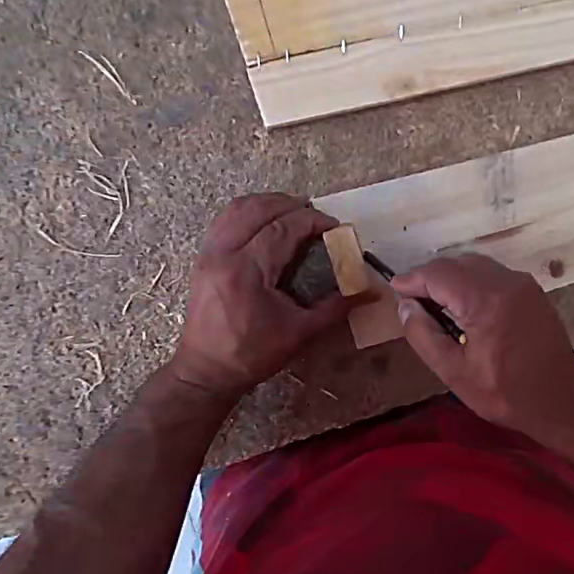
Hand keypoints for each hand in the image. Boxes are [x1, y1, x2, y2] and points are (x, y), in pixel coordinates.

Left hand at [168, 194, 351, 399]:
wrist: (206, 370)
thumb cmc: (253, 354)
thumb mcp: (301, 332)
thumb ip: (336, 306)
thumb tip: (370, 291)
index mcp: (246, 271)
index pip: (283, 229)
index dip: (313, 221)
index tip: (335, 227)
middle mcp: (223, 253)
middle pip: (258, 209)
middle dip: (292, 205)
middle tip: (317, 217)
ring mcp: (208, 252)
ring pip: (238, 208)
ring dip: (269, 204)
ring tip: (294, 212)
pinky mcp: (203, 257)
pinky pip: (225, 219)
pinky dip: (249, 212)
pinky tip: (267, 223)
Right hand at [392, 254, 573, 446]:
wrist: (563, 401)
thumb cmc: (506, 393)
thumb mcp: (454, 372)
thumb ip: (423, 335)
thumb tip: (405, 306)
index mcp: (485, 300)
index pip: (438, 273)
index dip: (412, 279)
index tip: (395, 289)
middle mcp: (506, 282)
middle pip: (457, 263)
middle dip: (431, 277)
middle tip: (414, 303)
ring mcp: (523, 284)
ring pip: (476, 266)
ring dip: (452, 279)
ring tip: (438, 307)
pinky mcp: (533, 292)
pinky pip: (494, 275)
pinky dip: (473, 283)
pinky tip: (467, 309)